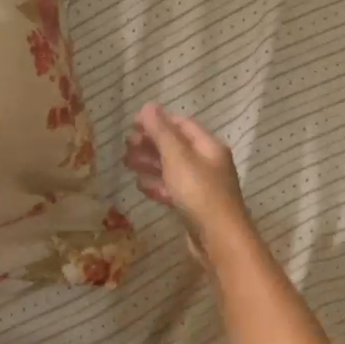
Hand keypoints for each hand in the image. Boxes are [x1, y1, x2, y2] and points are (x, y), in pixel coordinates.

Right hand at [123, 103, 251, 261]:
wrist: (218, 237)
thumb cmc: (199, 192)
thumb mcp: (177, 157)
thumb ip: (161, 132)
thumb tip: (147, 106)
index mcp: (208, 146)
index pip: (182, 124)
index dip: (158, 121)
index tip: (132, 124)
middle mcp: (207, 162)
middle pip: (175, 146)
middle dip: (150, 143)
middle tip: (126, 146)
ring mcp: (200, 185)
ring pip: (171, 168)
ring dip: (149, 164)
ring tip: (127, 164)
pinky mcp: (193, 205)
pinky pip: (172, 188)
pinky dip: (157, 185)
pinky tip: (142, 187)